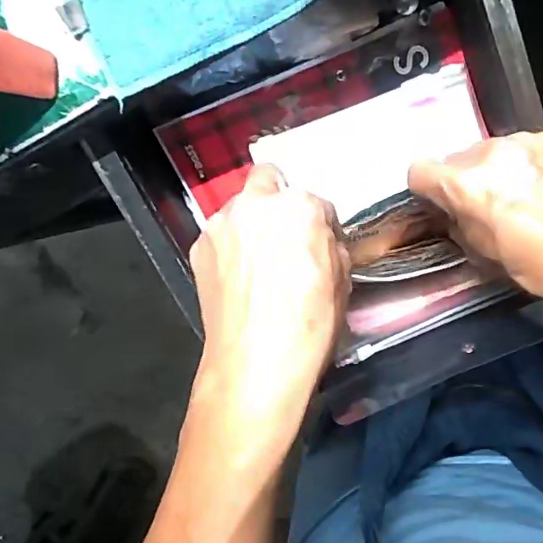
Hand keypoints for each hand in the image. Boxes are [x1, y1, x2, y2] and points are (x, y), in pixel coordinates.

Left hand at [189, 166, 348, 410]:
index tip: (320, 244)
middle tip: (287, 236)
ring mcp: (222, 225)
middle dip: (278, 201)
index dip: (320, 223)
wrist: (257, 361)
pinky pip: (222, 235)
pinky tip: (243, 280)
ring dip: (252, 224)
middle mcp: (256, 205)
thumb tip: (319, 238)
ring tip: (262, 264)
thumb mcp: (343, 279)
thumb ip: (330, 243)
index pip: (316, 200)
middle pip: (268, 181)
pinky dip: (232, 248)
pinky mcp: (199, 248)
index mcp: (300, 207)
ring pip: (240, 207)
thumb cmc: (308, 323)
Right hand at [408, 133, 542, 319]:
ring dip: (490, 173)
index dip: (425, 191)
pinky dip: (518, 166)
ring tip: (515, 201)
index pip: (420, 170)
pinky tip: (538, 190)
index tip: (438, 206)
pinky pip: (517, 149)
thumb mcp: (487, 256)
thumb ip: (460, 224)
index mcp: (470, 185)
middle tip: (481, 211)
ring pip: (486, 153)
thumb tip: (451, 212)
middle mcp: (492, 153)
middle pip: (455, 160)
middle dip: (461, 183)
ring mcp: (523, 142)